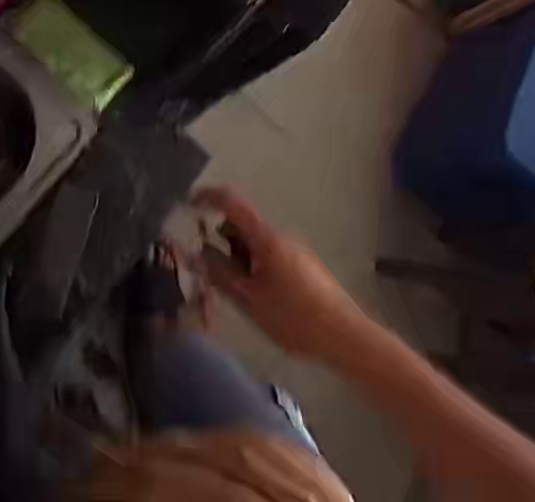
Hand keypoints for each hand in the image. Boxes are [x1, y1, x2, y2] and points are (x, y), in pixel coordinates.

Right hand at [190, 186, 372, 363]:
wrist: (345, 337)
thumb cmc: (294, 318)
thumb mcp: (249, 299)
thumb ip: (220, 273)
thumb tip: (196, 252)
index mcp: (266, 238)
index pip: (232, 202)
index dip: (208, 197)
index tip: (188, 204)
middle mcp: (280, 236)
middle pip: (242, 225)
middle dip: (222, 241)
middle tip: (212, 272)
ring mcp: (294, 250)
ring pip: (255, 243)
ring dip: (239, 258)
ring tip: (239, 292)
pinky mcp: (303, 265)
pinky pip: (269, 255)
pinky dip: (254, 266)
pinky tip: (259, 298)